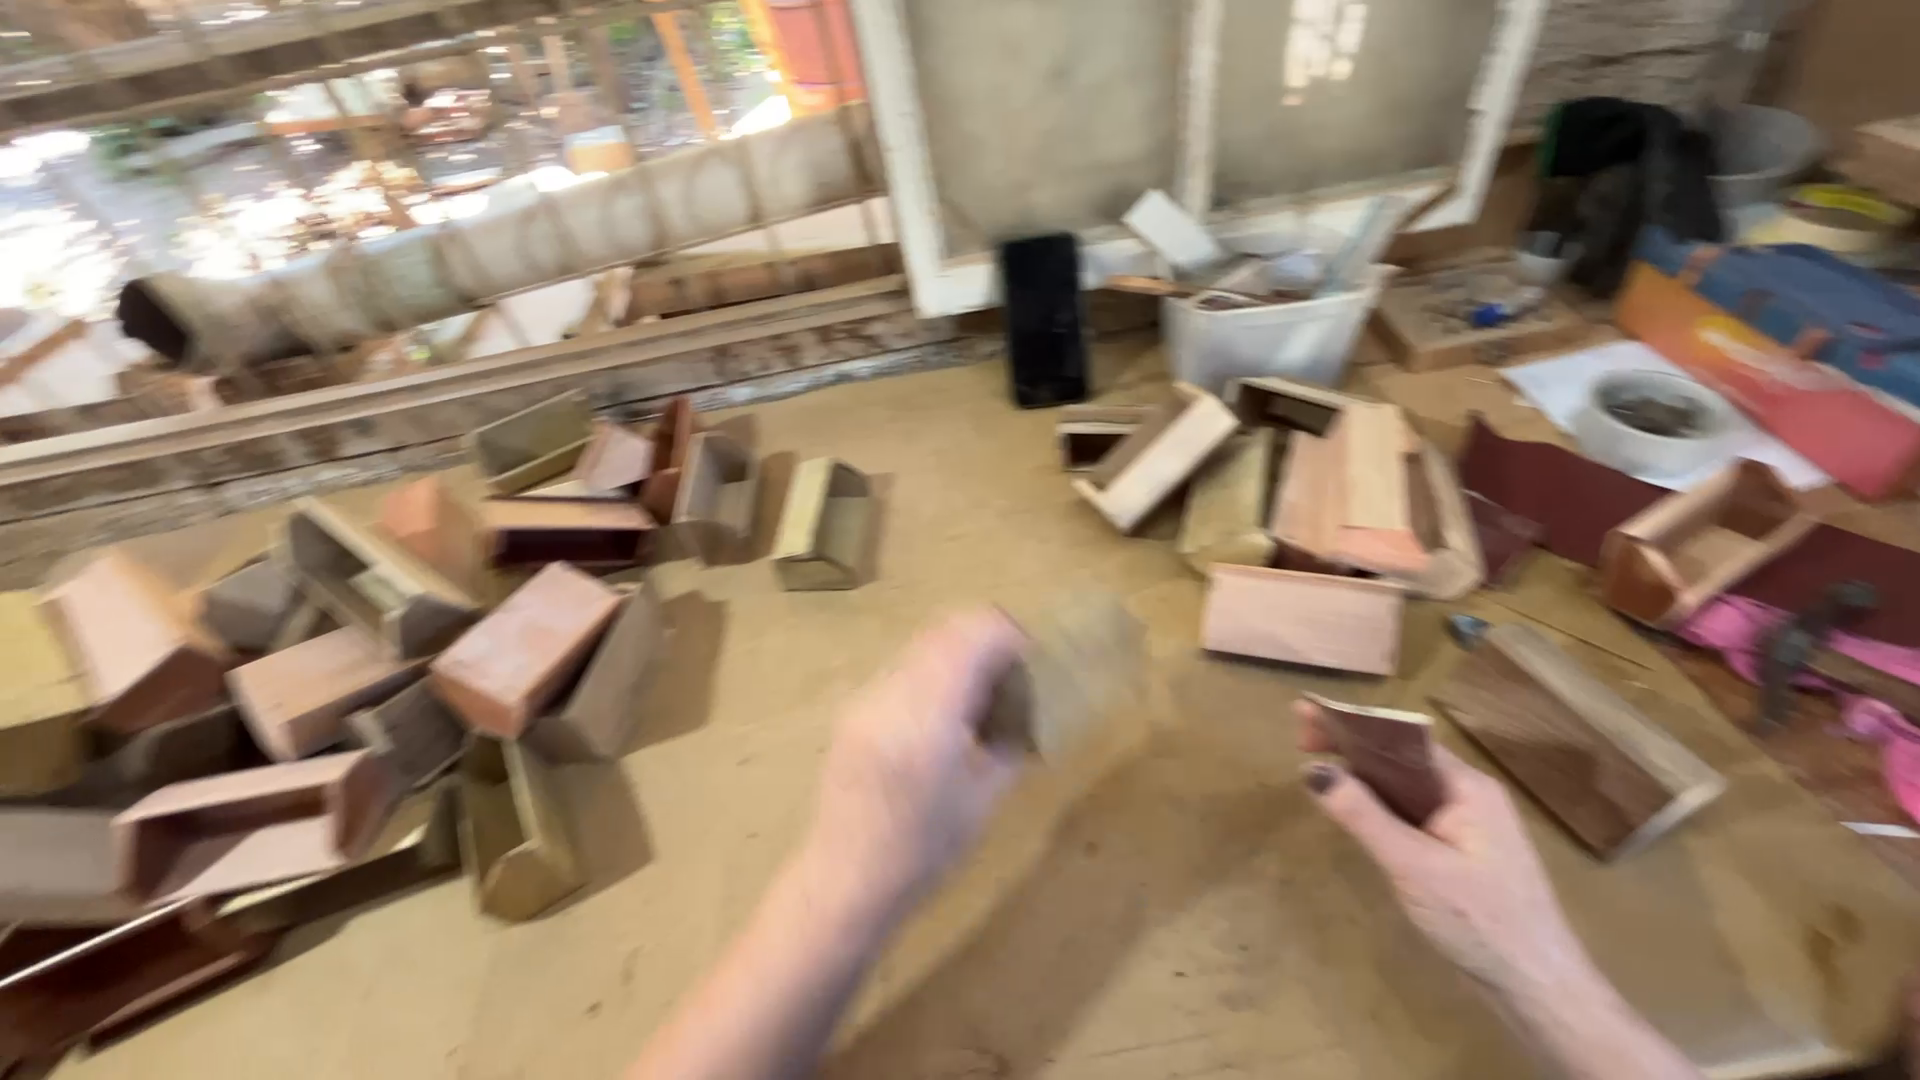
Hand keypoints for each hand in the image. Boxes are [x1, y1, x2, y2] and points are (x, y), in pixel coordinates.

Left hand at [805, 609, 1028, 915]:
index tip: (1032, 664)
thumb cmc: (924, 850)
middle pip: (947, 629)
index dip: (1010, 637)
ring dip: (959, 654)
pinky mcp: (854, 708)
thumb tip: (1026, 708)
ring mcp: (867, 696)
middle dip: (987, 642)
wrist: (845, 880)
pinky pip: (904, 669)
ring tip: (980, 698)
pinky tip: (945, 716)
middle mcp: (892, 691)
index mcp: (929, 714)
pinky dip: (934, 673)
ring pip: (923, 645)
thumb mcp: (984, 798)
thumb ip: (1008, 741)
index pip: (973, 635)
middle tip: (1013, 677)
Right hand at [1295, 699, 1588, 989]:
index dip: (1351, 724)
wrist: (1541, 990)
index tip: (1304, 716)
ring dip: (1363, 775)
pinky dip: (1378, 803)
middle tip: (1302, 744)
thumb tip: (1312, 770)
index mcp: (1467, 787)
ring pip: (1405, 785)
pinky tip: (1354, 811)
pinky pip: (1412, 811)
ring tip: (1318, 771)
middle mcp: (1470, 795)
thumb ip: (1363, 815)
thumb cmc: (1481, 923)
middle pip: (1401, 757)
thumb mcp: (1412, 866)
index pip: (1401, 738)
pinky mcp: (1462, 850)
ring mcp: (1469, 823)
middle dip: (1351, 746)